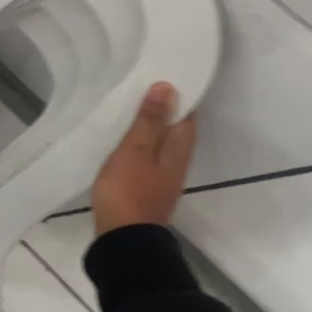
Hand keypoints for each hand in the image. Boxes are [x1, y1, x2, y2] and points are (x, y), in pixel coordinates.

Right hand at [91, 82, 196, 234]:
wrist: (124, 239)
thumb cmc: (128, 190)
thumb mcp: (135, 151)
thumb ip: (149, 121)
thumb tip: (168, 88)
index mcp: (178, 151)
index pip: (186, 115)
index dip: (179, 94)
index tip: (163, 72)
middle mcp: (177, 162)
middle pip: (176, 128)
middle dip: (164, 106)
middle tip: (141, 82)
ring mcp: (163, 176)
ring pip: (163, 141)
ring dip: (152, 122)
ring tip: (130, 103)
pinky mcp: (148, 184)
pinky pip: (150, 153)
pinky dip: (142, 139)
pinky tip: (125, 135)